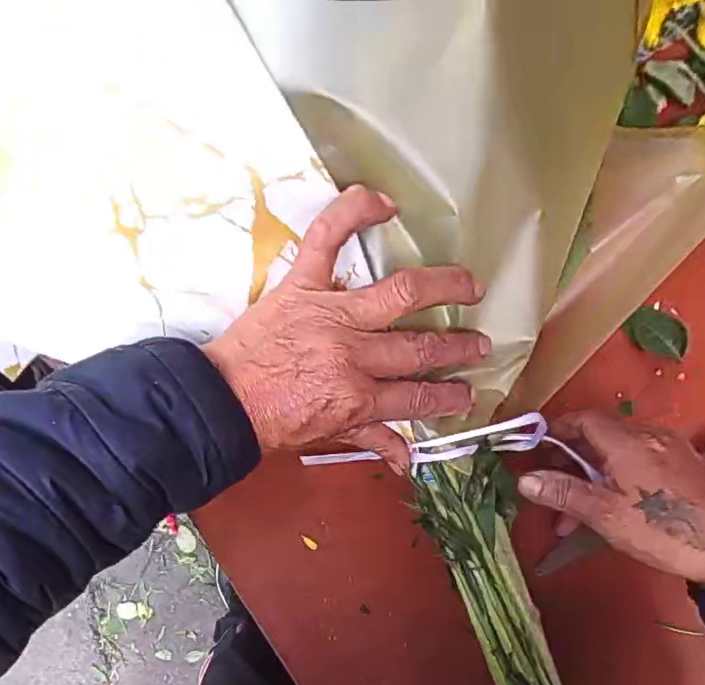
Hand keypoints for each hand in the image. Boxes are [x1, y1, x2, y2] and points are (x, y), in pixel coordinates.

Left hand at [205, 185, 488, 471]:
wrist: (222, 399)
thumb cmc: (276, 419)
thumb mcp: (329, 435)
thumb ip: (374, 439)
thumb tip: (408, 460)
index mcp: (359, 396)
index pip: (418, 396)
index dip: (449, 396)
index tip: (470, 393)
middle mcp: (353, 354)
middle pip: (419, 348)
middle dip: (458, 348)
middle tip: (482, 344)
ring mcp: (330, 314)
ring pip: (398, 294)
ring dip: (442, 287)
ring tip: (471, 284)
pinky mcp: (301, 284)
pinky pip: (327, 238)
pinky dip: (353, 213)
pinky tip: (386, 203)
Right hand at [517, 411, 704, 586]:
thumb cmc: (662, 528)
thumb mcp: (605, 514)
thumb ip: (565, 493)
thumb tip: (525, 479)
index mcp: (627, 440)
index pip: (582, 419)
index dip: (554, 431)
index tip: (532, 452)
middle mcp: (648, 435)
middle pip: (597, 436)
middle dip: (568, 463)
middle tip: (547, 490)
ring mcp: (668, 449)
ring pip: (616, 454)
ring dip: (589, 478)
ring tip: (570, 518)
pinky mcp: (681, 466)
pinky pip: (636, 463)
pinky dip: (613, 480)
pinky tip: (605, 510)